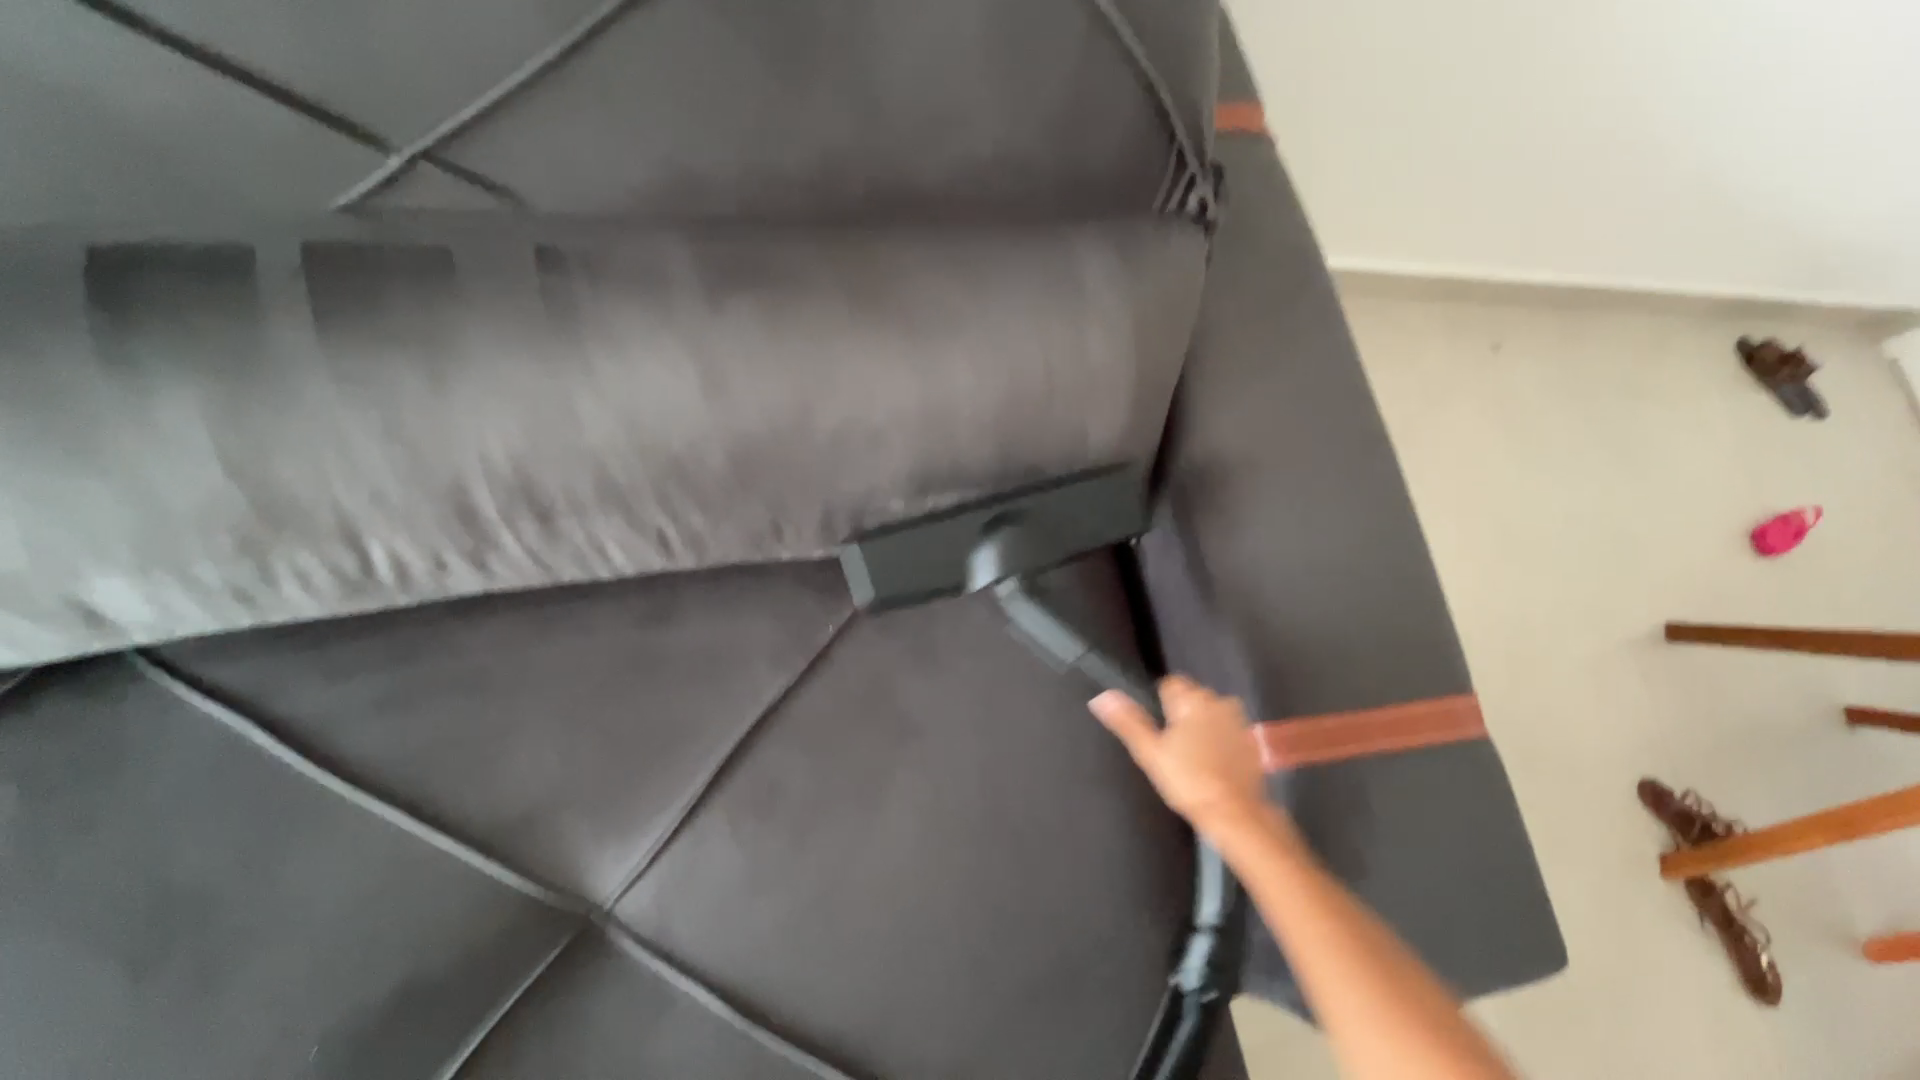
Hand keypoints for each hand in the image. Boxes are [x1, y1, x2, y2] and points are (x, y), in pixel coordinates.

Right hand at [1089, 675, 1269, 834]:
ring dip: (1203, 723)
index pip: (1171, 684)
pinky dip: (1221, 737)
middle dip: (1183, 712)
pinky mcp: (1252, 738)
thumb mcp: (1149, 753)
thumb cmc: (1187, 780)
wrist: (1233, 812)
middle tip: (1173, 744)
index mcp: (1191, 700)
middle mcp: (1217, 701)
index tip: (1160, 728)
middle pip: (1192, 695)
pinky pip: (1228, 727)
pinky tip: (1214, 761)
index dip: (1162, 704)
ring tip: (1194, 754)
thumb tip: (1102, 697)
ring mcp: (1238, 719)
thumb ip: (1127, 722)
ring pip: (1211, 711)